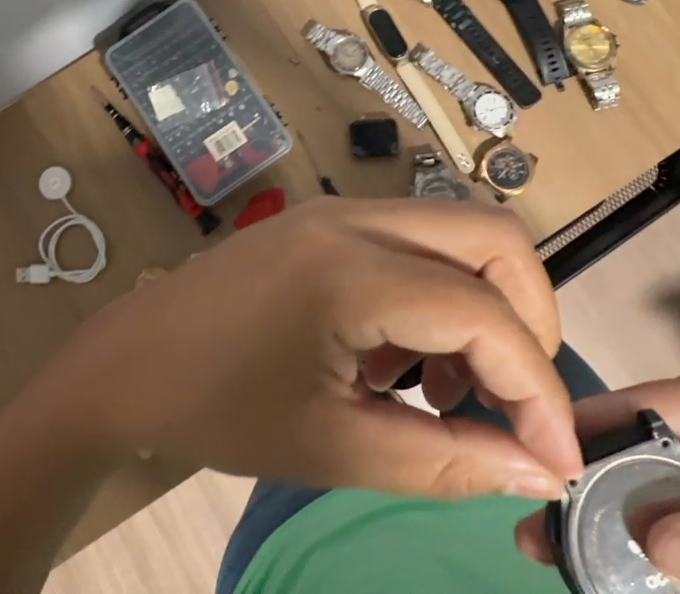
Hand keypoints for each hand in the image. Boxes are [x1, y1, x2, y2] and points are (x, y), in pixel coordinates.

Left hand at [35, 197, 583, 498]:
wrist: (126, 364)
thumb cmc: (217, 410)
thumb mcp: (335, 448)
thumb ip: (447, 461)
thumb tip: (538, 469)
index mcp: (351, 272)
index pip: (486, 314)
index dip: (538, 390)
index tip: (552, 460)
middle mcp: (354, 218)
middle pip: (493, 238)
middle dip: (527, 320)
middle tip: (511, 400)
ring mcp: (336, 209)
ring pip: (456, 232)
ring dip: (479, 305)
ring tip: (442, 388)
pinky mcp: (323, 220)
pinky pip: (413, 240)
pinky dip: (435, 293)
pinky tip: (396, 358)